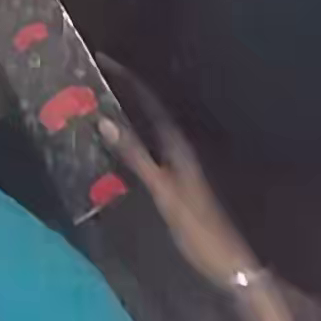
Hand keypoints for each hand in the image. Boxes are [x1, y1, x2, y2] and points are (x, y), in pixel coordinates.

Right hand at [96, 54, 261, 291]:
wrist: (228, 262)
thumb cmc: (197, 224)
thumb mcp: (162, 190)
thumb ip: (135, 155)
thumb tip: (104, 119)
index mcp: (175, 139)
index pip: (147, 97)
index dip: (125, 76)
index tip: (101, 58)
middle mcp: (176, 141)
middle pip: (146, 105)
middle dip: (121, 87)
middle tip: (92, 76)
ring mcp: (175, 158)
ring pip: (144, 123)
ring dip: (123, 109)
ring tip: (95, 100)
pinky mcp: (173, 174)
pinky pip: (145, 141)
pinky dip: (127, 132)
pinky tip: (112, 140)